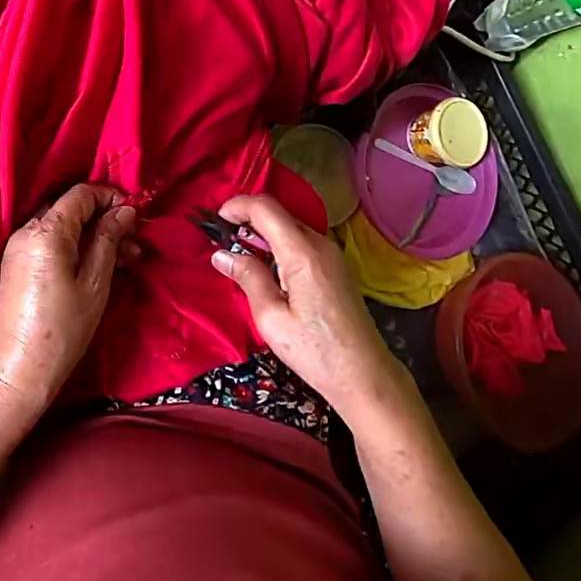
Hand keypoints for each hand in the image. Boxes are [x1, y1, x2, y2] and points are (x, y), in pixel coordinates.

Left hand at [0, 184, 137, 409]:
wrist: (18, 370)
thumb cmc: (62, 330)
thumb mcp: (95, 283)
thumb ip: (109, 239)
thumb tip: (125, 210)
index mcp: (46, 232)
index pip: (81, 194)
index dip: (112, 198)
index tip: (136, 216)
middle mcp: (27, 231)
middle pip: (71, 208)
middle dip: (106, 218)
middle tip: (136, 242)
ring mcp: (19, 247)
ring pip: (64, 226)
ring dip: (95, 234)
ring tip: (128, 259)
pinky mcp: (19, 263)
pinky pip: (53, 242)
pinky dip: (78, 246)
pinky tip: (104, 265)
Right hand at [211, 194, 412, 426]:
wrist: (365, 374)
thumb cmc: (315, 351)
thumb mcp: (271, 318)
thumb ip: (248, 278)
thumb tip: (222, 254)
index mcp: (303, 253)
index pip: (266, 208)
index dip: (237, 206)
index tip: (216, 220)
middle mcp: (320, 245)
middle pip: (279, 214)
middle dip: (247, 219)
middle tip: (222, 240)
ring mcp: (332, 254)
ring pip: (290, 227)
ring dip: (263, 233)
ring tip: (239, 254)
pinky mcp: (336, 267)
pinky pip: (301, 242)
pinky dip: (278, 245)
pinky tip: (266, 268)